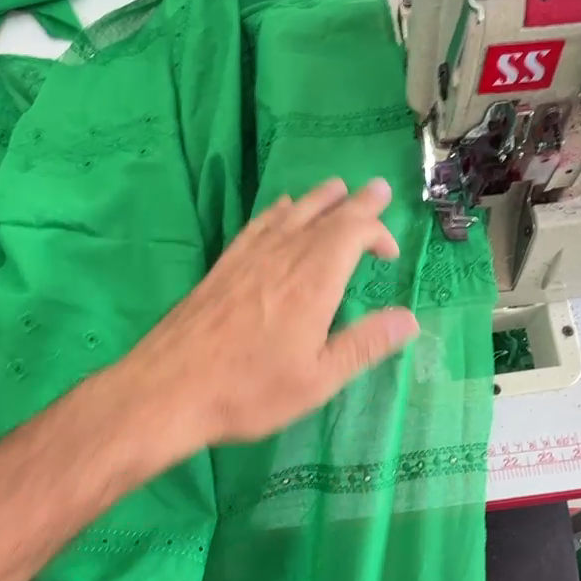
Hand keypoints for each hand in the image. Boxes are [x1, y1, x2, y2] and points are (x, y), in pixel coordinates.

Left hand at [120, 178, 419, 447]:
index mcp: (313, 281)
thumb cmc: (250, 390)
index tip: (389, 254)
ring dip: (320, 200)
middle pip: (326, 216)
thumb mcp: (318, 379)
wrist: (170, 388)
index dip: (377, 233)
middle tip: (378, 190)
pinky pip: (259, 224)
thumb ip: (364, 345)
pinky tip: (281, 211)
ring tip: (337, 190)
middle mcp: (283, 257)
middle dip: (356, 203)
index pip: (353, 234)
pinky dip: (279, 212)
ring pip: (292, 213)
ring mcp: (249, 257)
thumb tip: (409, 319)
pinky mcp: (223, 266)